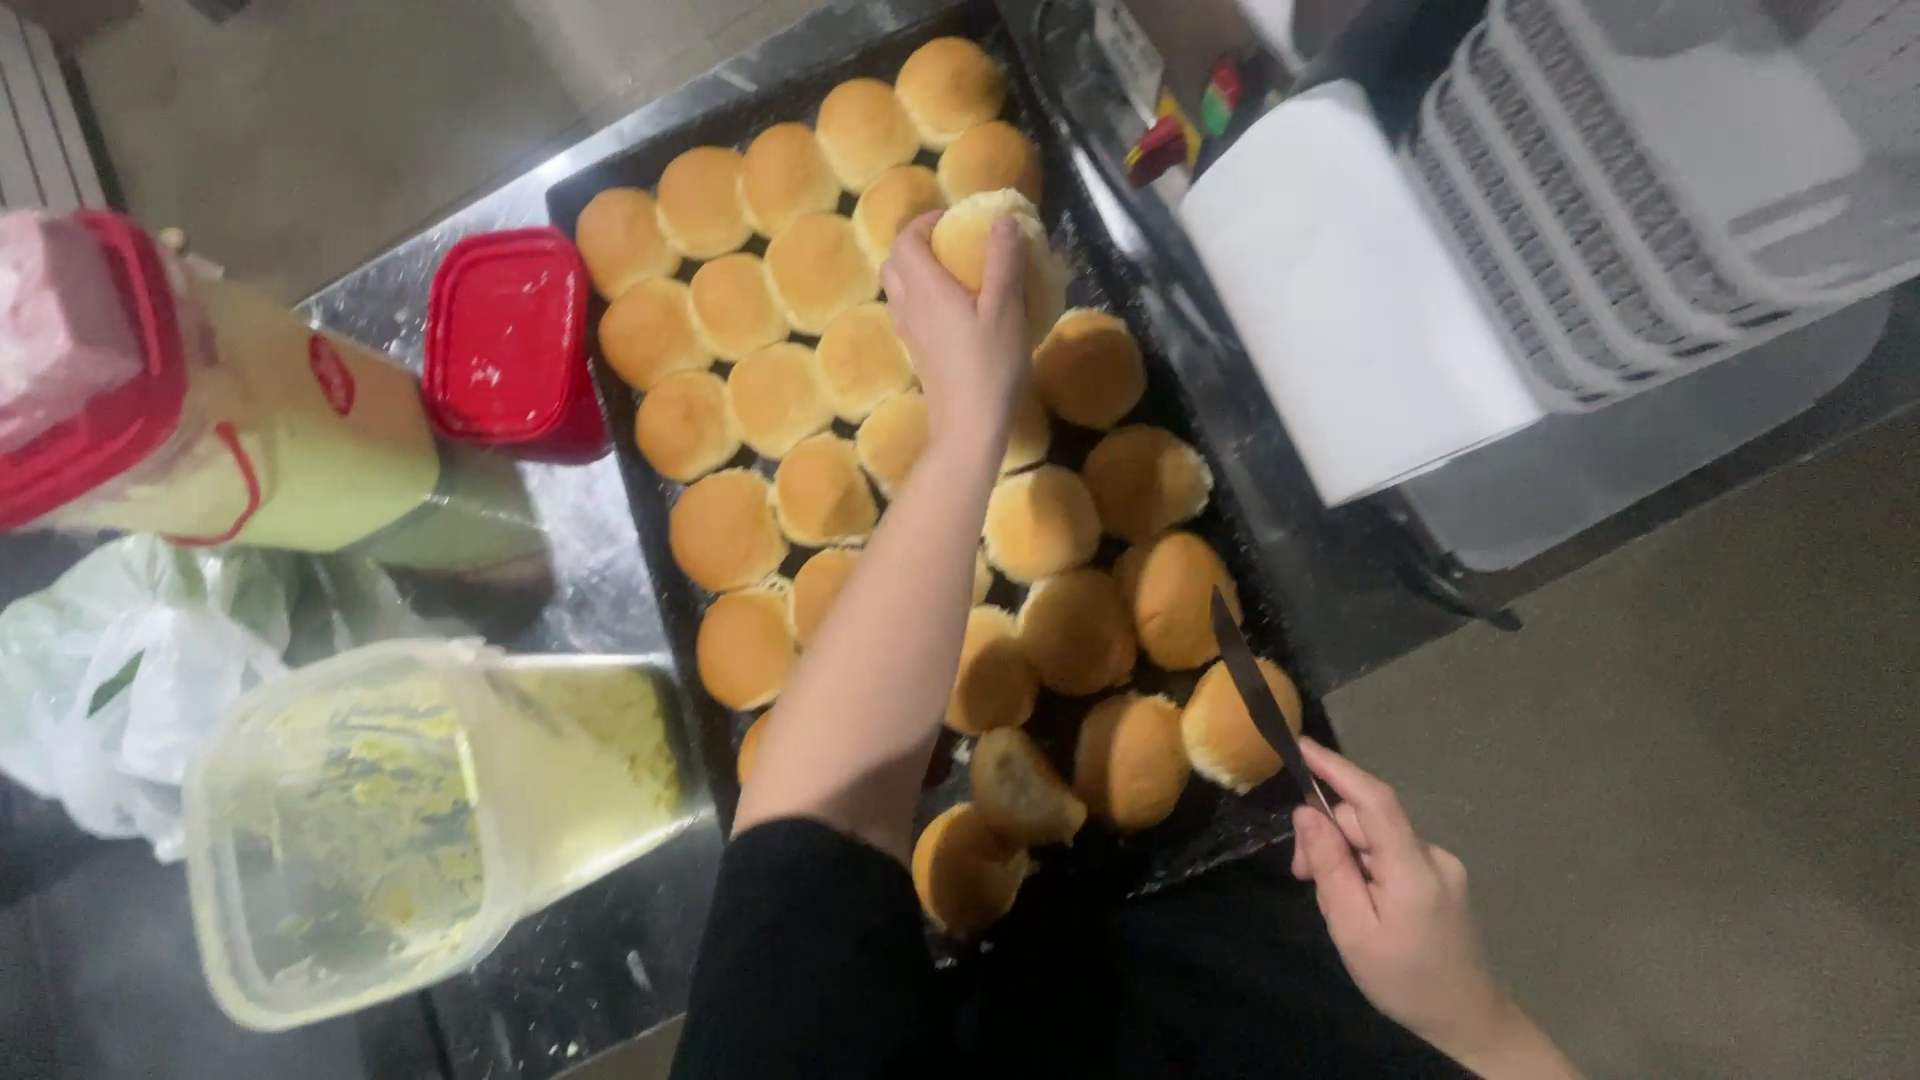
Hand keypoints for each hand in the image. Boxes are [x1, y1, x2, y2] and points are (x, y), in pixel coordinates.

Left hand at [879, 213, 1029, 449]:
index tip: (954, 221)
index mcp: (926, 288)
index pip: (906, 240)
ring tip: (952, 275)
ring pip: (897, 289)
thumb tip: (1002, 219)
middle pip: (894, 263)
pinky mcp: (917, 354)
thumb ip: (1003, 261)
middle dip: (916, 245)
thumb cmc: (990, 365)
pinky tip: (951, 311)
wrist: (969, 424)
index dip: (925, 223)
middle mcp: (908, 306)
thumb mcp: (1005, 309)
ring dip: (915, 272)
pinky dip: (920, 299)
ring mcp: (909, 333)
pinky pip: (907, 313)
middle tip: (950, 245)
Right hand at [1288, 738, 1515, 1063]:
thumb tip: (1306, 812)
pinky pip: (1387, 850)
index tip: (1301, 747)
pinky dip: (1363, 864)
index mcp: (1413, 870)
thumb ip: (1329, 866)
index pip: (1374, 801)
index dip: (1337, 769)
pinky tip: (1359, 899)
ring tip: (1335, 901)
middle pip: (1364, 820)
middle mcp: (1433, 855)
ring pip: (1372, 836)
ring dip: (1343, 855)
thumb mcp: (1351, 929)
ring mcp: (1440, 864)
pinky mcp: (1440, 873)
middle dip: (1326, 836)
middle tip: (1301, 876)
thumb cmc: (1403, 981)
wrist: (1468, 1021)